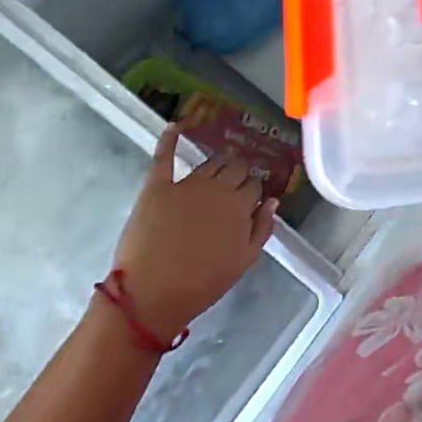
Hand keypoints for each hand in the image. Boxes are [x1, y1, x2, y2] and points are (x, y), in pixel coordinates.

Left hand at [110, 125, 275, 340]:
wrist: (150, 295)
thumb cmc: (203, 283)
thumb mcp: (244, 260)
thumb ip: (262, 228)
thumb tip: (272, 201)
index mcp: (240, 206)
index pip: (255, 185)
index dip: (255, 188)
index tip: (253, 194)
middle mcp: (217, 188)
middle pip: (236, 168)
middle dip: (241, 170)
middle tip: (238, 177)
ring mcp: (186, 185)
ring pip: (210, 162)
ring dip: (219, 159)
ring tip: (222, 160)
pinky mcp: (156, 187)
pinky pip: (164, 157)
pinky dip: (169, 139)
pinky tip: (175, 126)